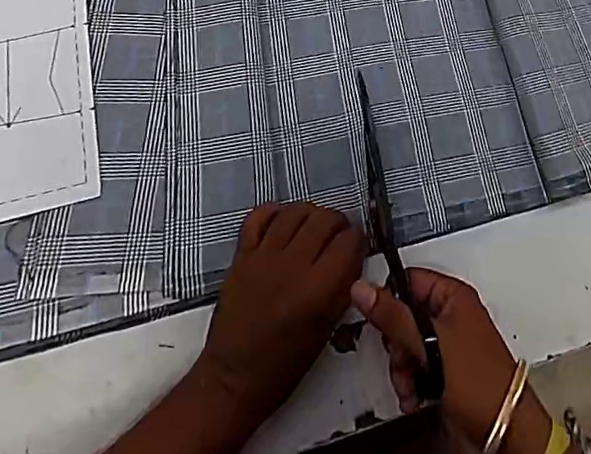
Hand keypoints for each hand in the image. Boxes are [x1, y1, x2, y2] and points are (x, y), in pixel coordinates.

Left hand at [191, 203, 366, 430]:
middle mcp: (290, 267)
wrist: (233, 378)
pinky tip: (282, 220)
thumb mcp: (324, 332)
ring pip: (295, 212)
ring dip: (311, 214)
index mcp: (315, 292)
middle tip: (339, 233)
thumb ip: (341, 291)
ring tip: (314, 225)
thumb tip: (352, 260)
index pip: (348, 243)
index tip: (357, 243)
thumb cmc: (279, 366)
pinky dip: (273, 212)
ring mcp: (263, 258)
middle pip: (324, 220)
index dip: (358, 239)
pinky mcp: (242, 255)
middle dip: (338, 222)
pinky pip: (258, 217)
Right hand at [352, 269, 554, 453]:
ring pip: (406, 344)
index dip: (389, 296)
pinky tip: (414, 394)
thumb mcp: (430, 345)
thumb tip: (365, 290)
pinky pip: (413, 367)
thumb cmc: (485, 384)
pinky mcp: (443, 371)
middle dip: (396, 341)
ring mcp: (446, 345)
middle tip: (402, 353)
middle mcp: (450, 316)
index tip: (376, 313)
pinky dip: (409, 381)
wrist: (502, 433)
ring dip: (401, 366)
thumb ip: (394, 317)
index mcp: (453, 296)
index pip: (409, 279)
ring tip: (410, 381)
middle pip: (403, 315)